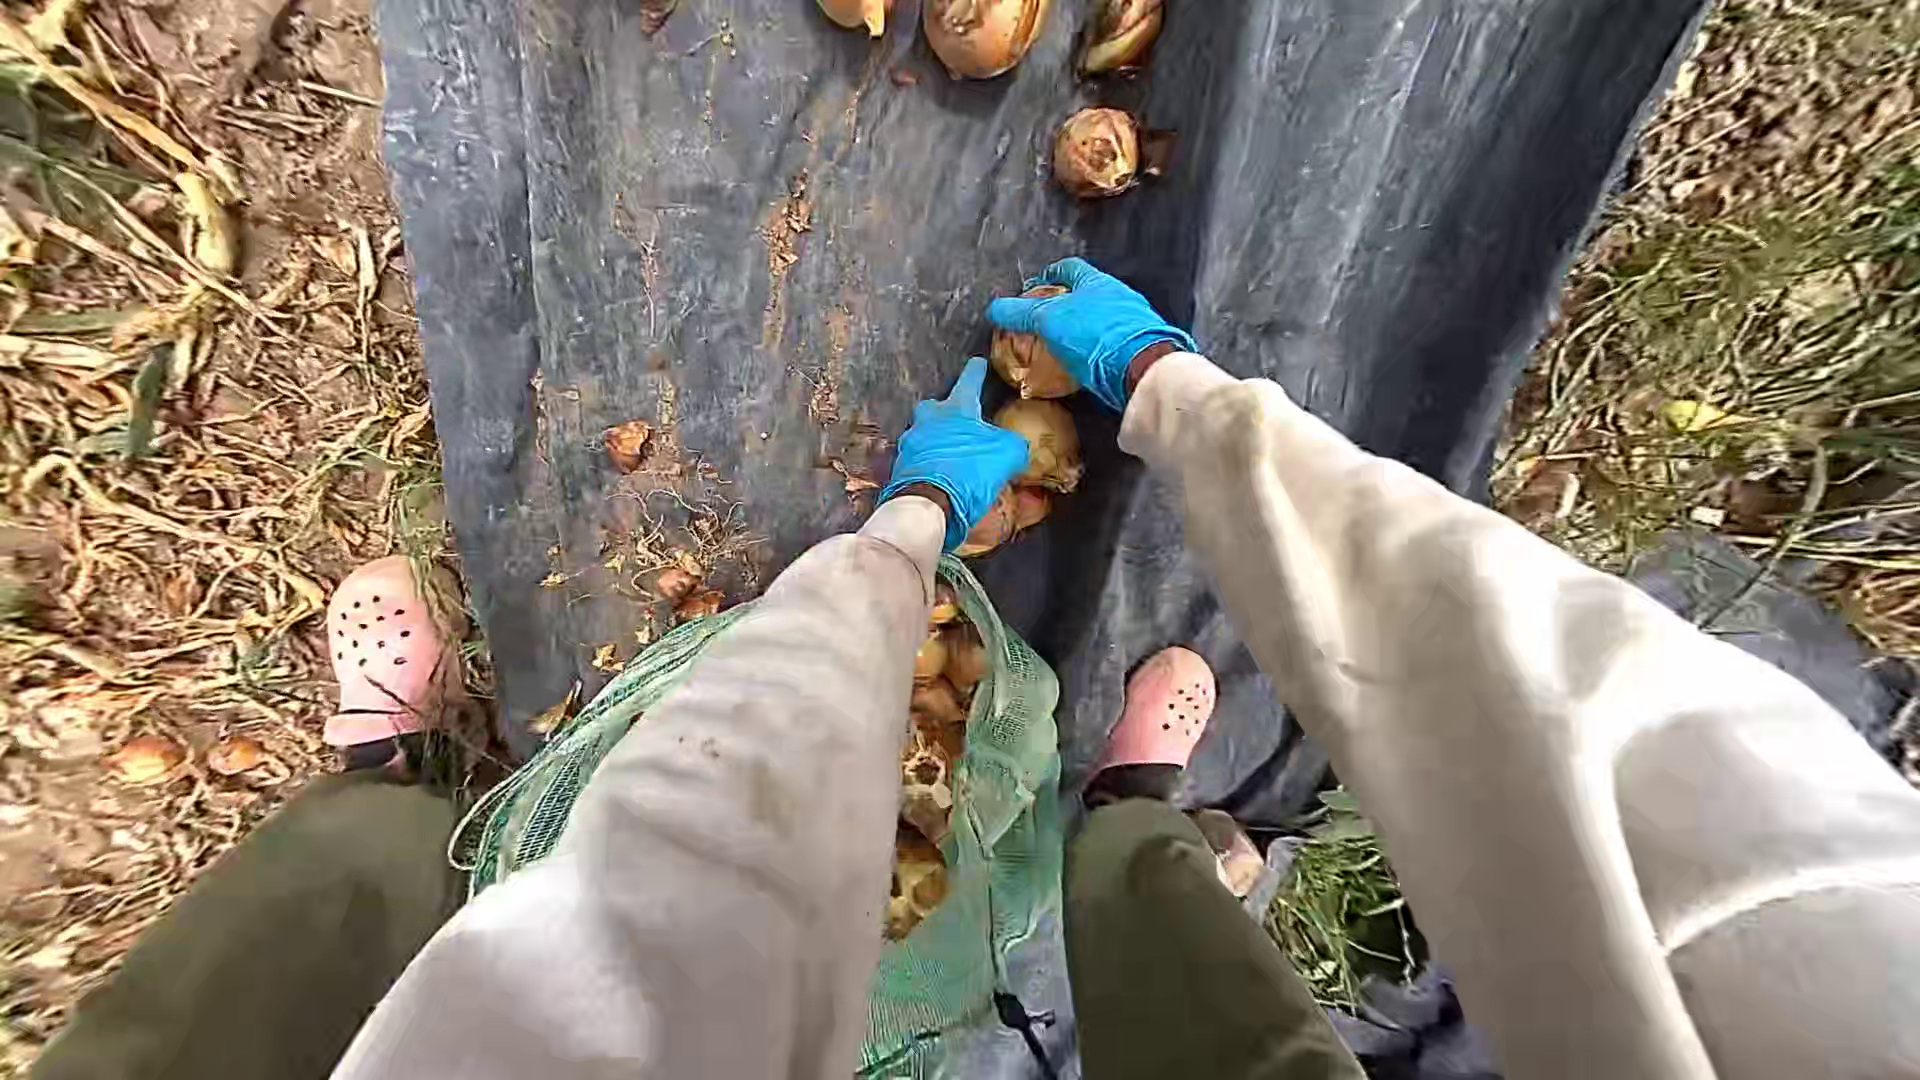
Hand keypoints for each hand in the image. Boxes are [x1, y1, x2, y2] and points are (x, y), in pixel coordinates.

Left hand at [882, 356, 1030, 551]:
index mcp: (955, 408)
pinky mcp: (899, 467)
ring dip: (936, 440)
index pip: (968, 381)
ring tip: (950, 454)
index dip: (976, 372)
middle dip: (945, 410)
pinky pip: (918, 460)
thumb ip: (1012, 445)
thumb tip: (1014, 446)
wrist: (929, 503)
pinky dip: (928, 464)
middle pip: (935, 407)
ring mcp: (910, 443)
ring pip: (924, 434)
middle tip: (958, 421)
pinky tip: (938, 474)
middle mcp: (928, 420)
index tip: (978, 363)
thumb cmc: (970, 470)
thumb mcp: (1006, 455)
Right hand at [986, 257, 1196, 411]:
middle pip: (1083, 294)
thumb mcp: (1049, 320)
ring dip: (1076, 329)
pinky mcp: (1134, 348)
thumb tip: (993, 308)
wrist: (1139, 368)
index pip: (1067, 268)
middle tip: (1040, 321)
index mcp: (1096, 281)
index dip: (1047, 276)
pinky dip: (1090, 350)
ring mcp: (1129, 322)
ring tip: (1056, 345)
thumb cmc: (1093, 335)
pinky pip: (1106, 344)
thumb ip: (1021, 313)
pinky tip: (1079, 364)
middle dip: (1061, 305)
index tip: (1032, 289)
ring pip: (1096, 319)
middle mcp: (1116, 296)